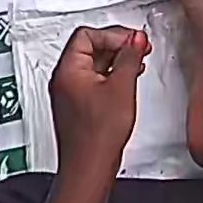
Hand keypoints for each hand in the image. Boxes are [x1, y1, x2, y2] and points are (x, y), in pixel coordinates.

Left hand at [48, 26, 148, 177]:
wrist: (90, 167)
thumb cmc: (98, 135)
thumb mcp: (122, 86)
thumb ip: (130, 57)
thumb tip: (136, 39)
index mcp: (68, 70)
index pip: (87, 35)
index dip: (113, 35)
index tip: (133, 40)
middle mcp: (64, 79)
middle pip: (89, 46)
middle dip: (116, 44)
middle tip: (138, 47)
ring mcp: (70, 93)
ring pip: (93, 63)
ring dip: (116, 59)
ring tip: (137, 61)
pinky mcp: (78, 105)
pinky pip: (94, 79)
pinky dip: (111, 75)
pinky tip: (127, 80)